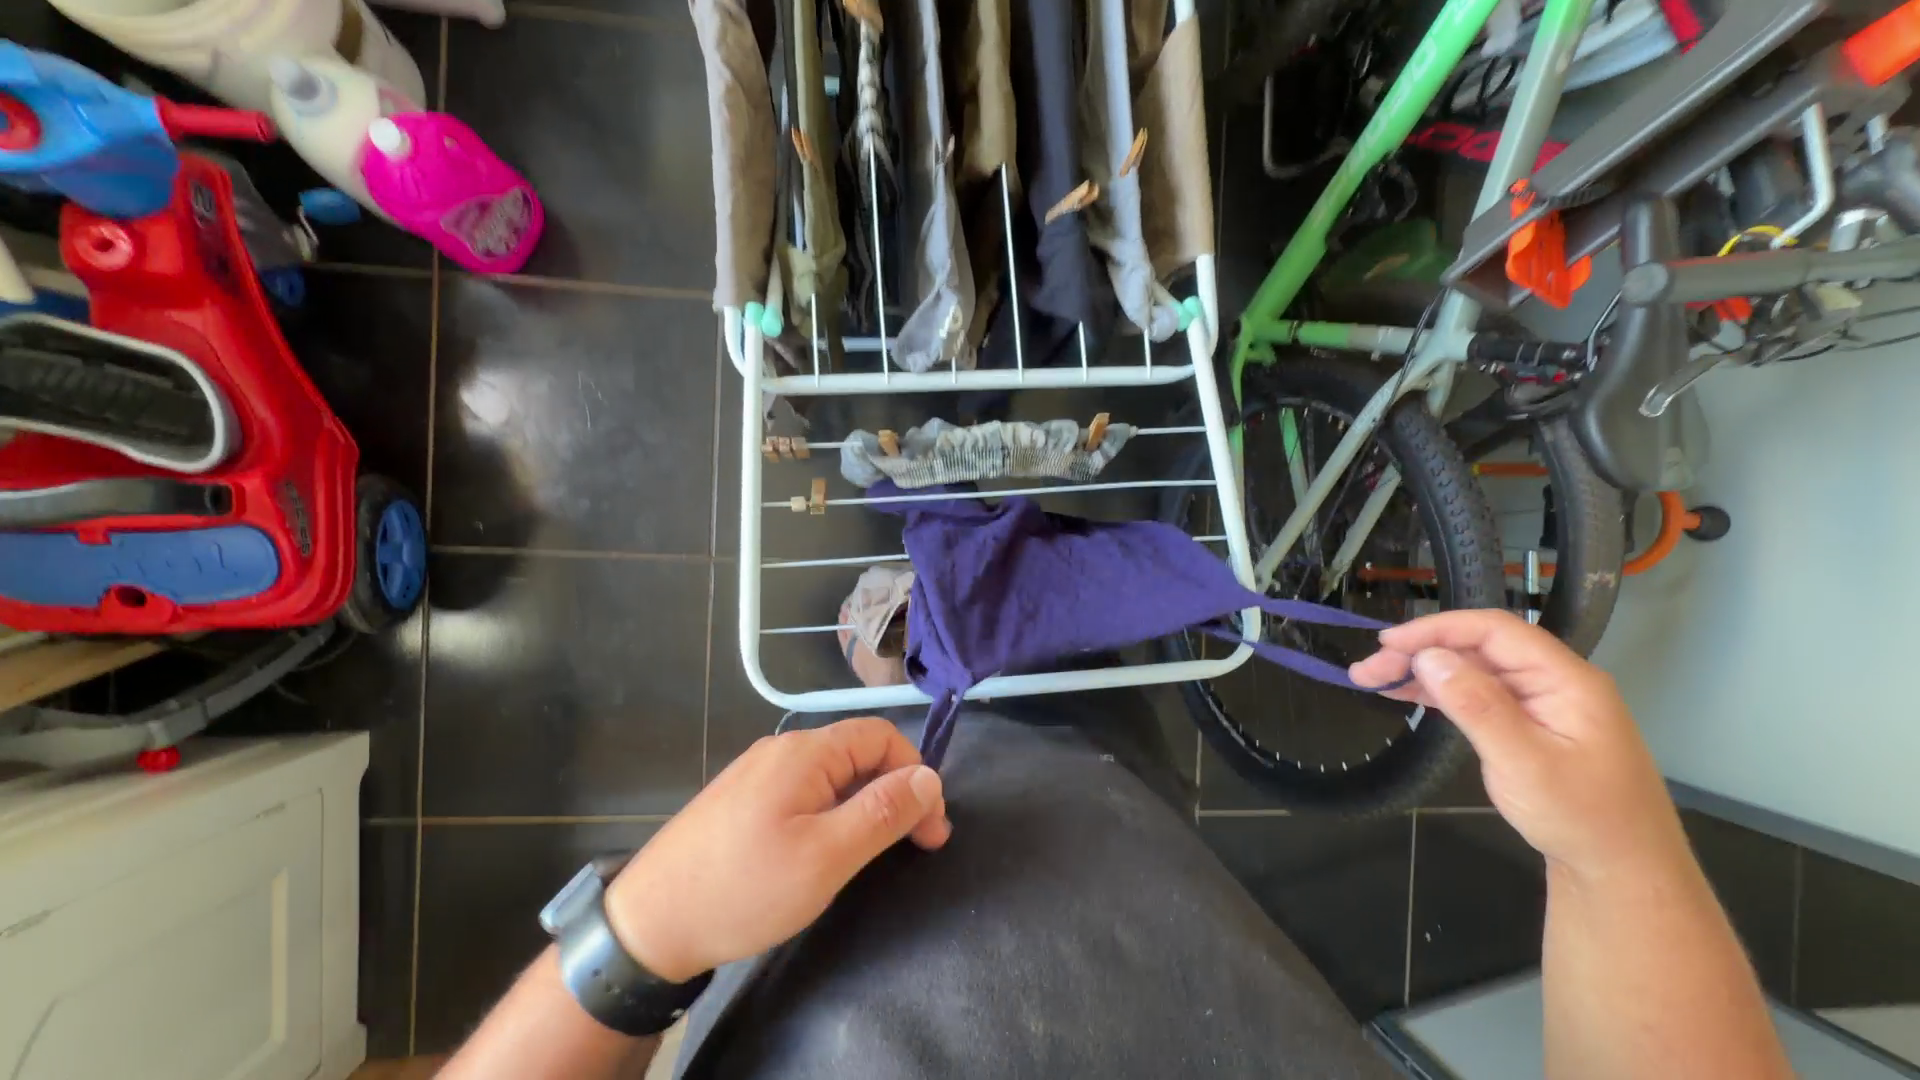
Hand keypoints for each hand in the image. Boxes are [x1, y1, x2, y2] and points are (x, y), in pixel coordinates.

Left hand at [603, 716, 950, 982]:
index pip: (881, 736)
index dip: (916, 775)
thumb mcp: (827, 856)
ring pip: (831, 776)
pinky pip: (804, 793)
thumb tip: (929, 776)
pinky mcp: (741, 801)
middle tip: (915, 847)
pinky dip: (832, 814)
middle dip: (894, 793)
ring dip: (865, 806)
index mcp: (804, 752)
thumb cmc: (744, 888)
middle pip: (857, 753)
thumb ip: (883, 812)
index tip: (931, 829)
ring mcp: (757, 775)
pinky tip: (827, 851)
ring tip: (873, 853)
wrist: (647, 925)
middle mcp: (781, 751)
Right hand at [1349, 610, 1688, 881]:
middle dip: (1421, 652)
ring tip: (1371, 680)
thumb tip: (1428, 657)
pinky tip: (1405, 695)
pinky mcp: (1528, 724)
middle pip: (1478, 648)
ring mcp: (1540, 703)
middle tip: (1367, 670)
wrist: (1622, 871)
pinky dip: (1439, 692)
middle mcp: (1553, 681)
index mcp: (1565, 679)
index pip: (1495, 631)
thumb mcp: (1524, 763)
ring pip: (1473, 670)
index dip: (1438, 629)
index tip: (1388, 643)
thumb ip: (1477, 705)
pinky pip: (1478, 694)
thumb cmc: (1580, 817)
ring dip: (1423, 672)